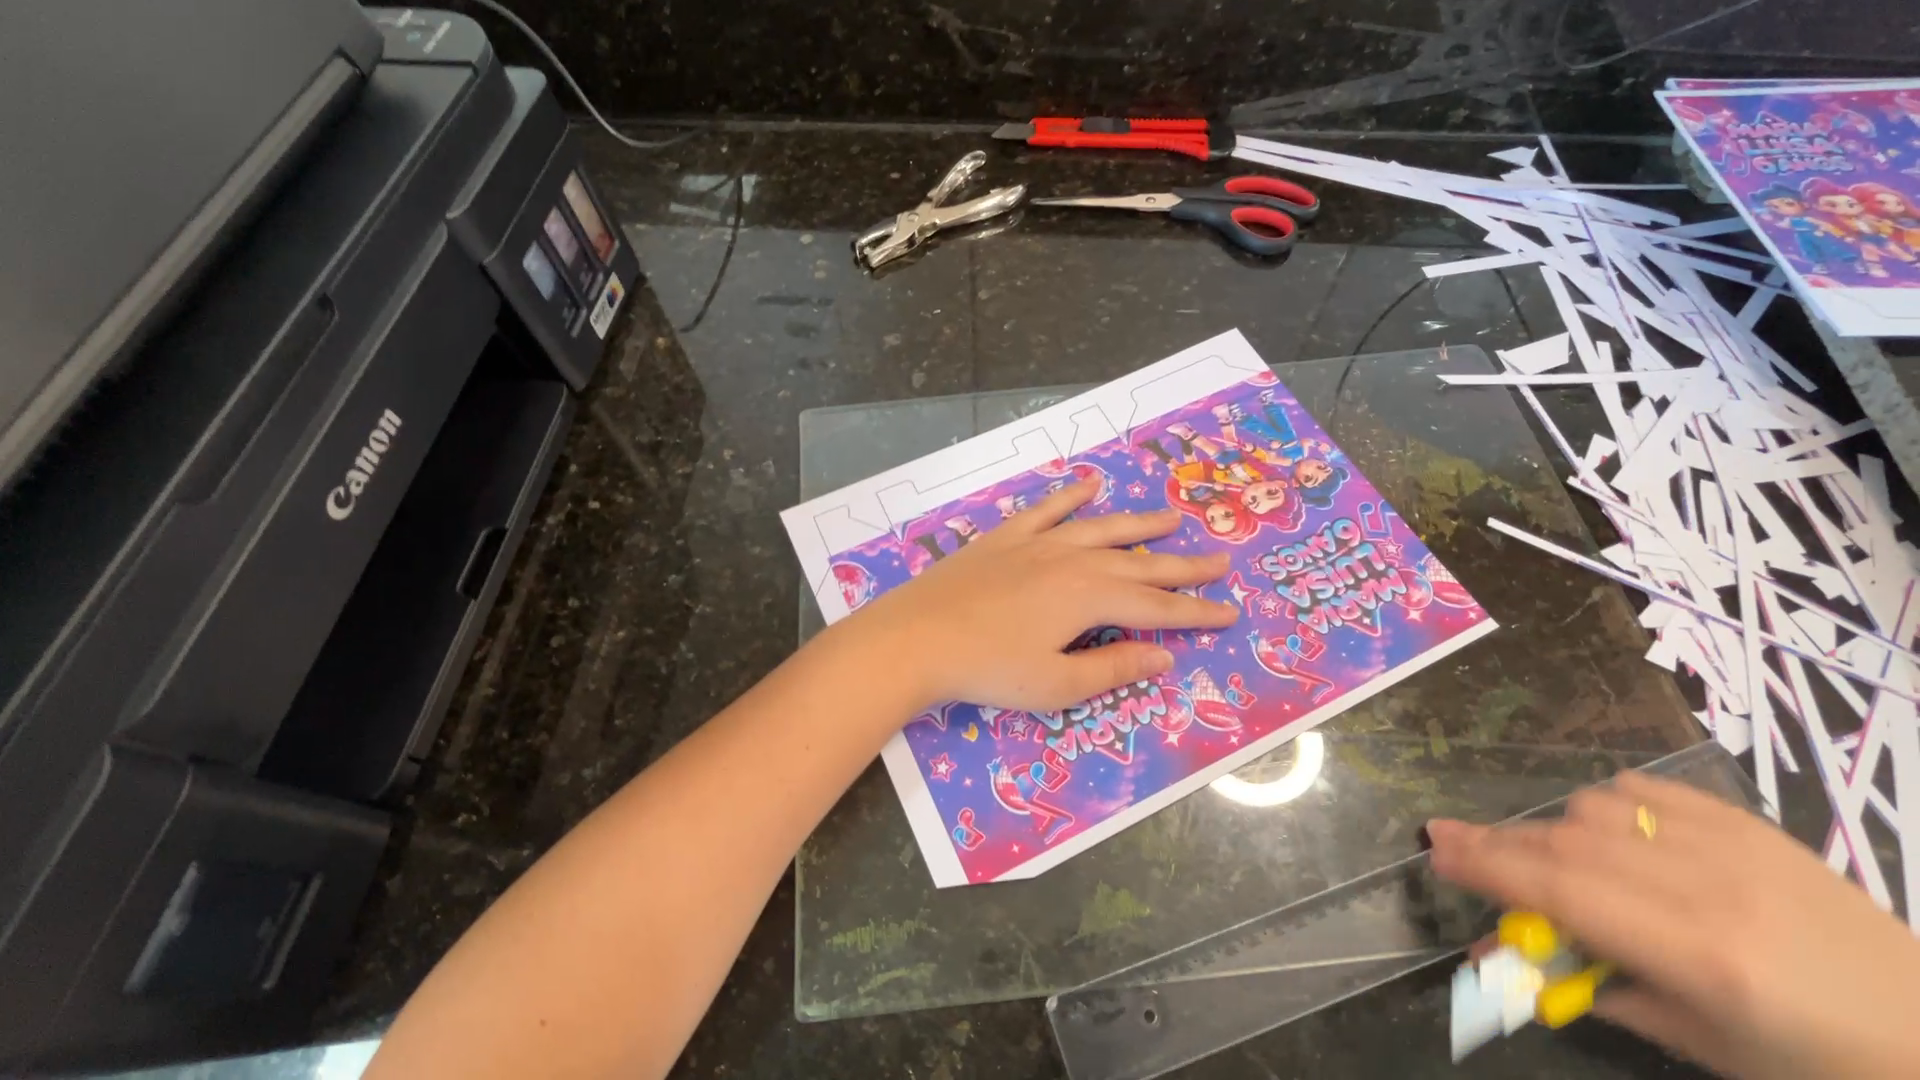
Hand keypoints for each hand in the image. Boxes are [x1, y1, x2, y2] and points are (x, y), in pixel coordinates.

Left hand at [849, 480, 1237, 713]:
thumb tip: (1164, 655)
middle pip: (1139, 562)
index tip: (1230, 611)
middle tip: (1220, 561)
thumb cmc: (987, 669)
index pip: (1157, 605)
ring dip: (1139, 524)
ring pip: (1101, 528)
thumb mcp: (1056, 685)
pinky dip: (1070, 496)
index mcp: (1090, 597)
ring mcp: (1037, 544)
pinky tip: (1089, 484)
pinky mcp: (1004, 539)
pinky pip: (1046, 510)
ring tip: (1172, 519)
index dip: (1195, 611)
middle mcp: (1072, 560)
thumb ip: (1113, 667)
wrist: (915, 638)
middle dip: (1182, 565)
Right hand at [1428, 770, 1919, 1079]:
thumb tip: (1506, 957)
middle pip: (1568, 841)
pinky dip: (1605, 800)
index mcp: (1701, 955)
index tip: (1436, 853)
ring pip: (1599, 807)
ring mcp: (1736, 847)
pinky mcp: (1753, 826)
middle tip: (1447, 838)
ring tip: (1537, 851)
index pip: (1563, 889)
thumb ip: (1599, 989)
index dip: (1489, 866)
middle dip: (1497, 840)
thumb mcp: (1703, 1044)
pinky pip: (1649, 789)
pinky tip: (1595, 823)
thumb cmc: (1820, 1064)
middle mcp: (1709, 886)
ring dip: (1551, 826)